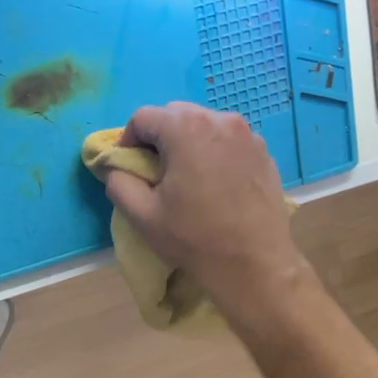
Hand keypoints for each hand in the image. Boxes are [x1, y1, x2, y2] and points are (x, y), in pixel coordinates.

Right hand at [102, 102, 310, 320]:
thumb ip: (118, 183)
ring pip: (204, 124)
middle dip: (158, 137)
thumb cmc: (193, 238)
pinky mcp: (263, 151)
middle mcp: (219, 120)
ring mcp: (247, 134)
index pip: (143, 117)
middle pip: (175, 114)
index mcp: (186, 129)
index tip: (129, 166)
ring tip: (185, 176)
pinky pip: (227, 139)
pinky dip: (213, 150)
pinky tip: (213, 182)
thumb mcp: (142, 215)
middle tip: (155, 171)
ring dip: (186, 141)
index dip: (128, 139)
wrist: (253, 263)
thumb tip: (115, 168)